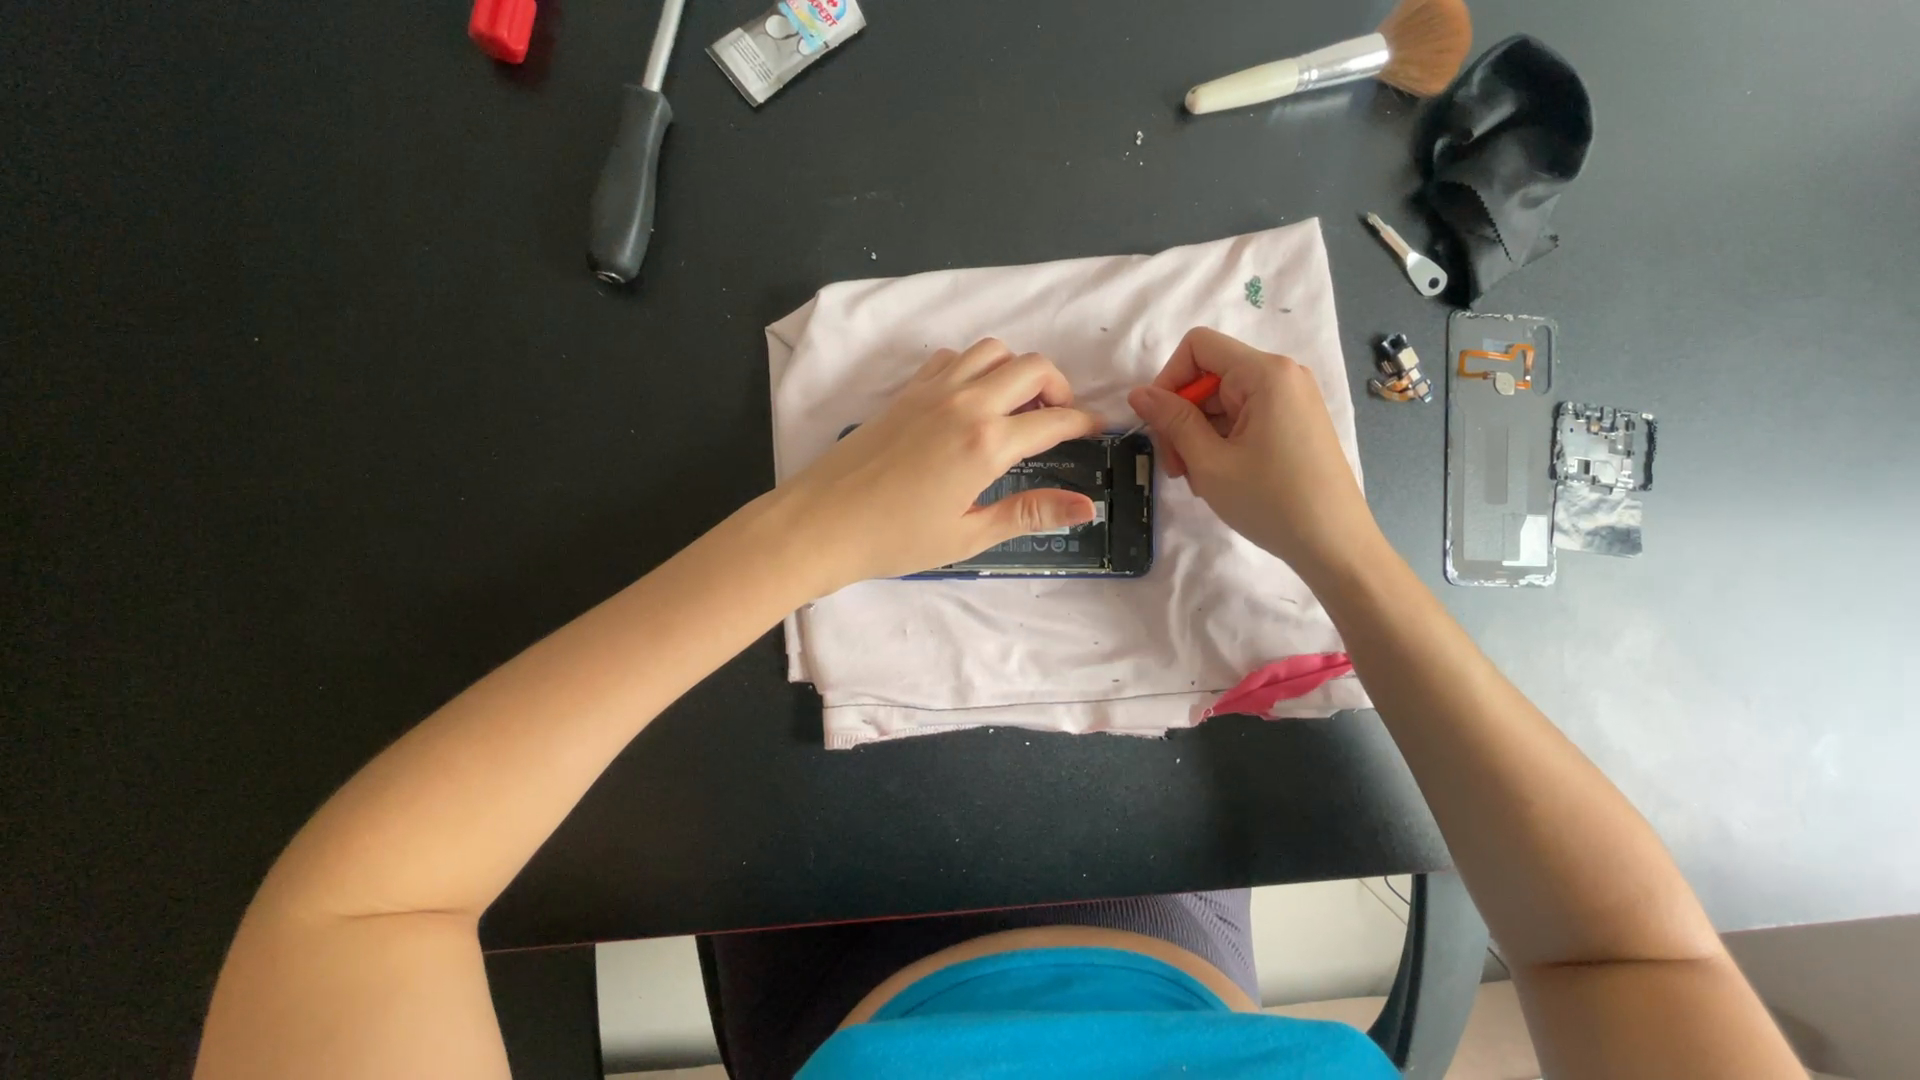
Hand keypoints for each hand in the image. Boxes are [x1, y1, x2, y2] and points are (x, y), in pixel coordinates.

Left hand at [770, 339, 1101, 590]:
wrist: (822, 521)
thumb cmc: (896, 538)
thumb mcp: (970, 535)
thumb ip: (1029, 513)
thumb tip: (1086, 507)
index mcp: (987, 443)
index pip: (1055, 420)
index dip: (1085, 423)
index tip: (1098, 430)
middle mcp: (966, 403)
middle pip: (1033, 367)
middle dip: (1059, 387)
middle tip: (1058, 419)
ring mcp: (933, 390)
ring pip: (993, 351)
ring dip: (1016, 370)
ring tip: (1017, 406)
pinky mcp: (907, 391)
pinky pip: (953, 358)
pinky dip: (975, 367)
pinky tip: (970, 401)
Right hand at [1126, 327, 1383, 579]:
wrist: (1334, 544)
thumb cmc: (1270, 502)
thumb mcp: (1210, 462)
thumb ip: (1172, 421)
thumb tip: (1138, 394)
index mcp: (1265, 374)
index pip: (1198, 346)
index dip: (1169, 379)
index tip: (1159, 424)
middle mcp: (1282, 376)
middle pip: (1209, 376)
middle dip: (1183, 417)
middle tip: (1176, 467)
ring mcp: (1292, 400)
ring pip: (1223, 402)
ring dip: (1199, 436)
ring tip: (1199, 480)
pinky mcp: (1295, 424)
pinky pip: (1245, 418)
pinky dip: (1223, 442)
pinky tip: (1220, 477)